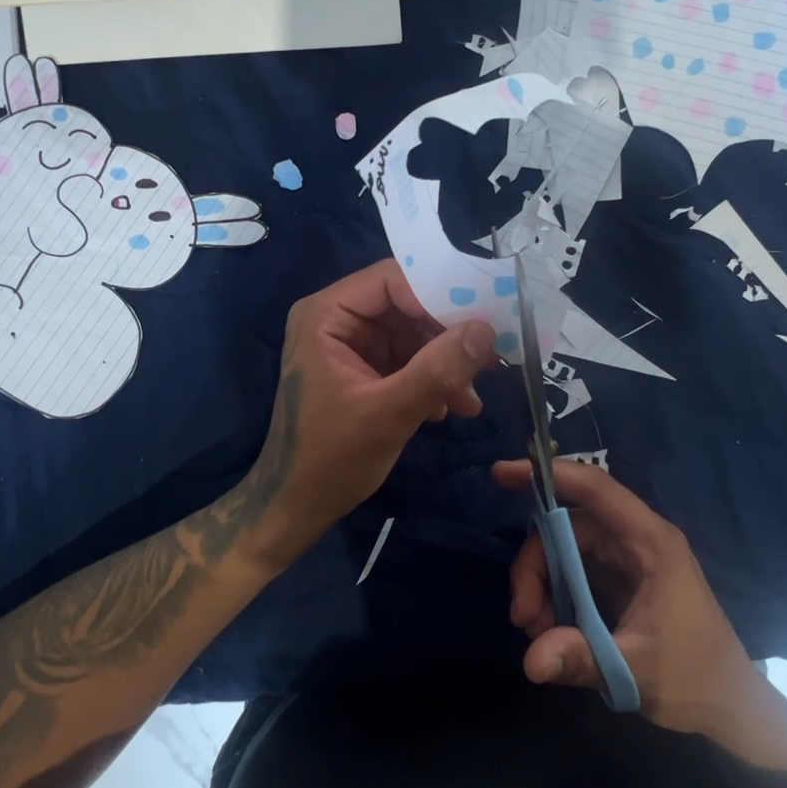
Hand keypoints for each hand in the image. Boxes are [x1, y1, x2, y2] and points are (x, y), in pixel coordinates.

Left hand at [241, 259, 496, 571]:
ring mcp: (349, 345)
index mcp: (326, 315)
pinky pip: (406, 359)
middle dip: (447, 334)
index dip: (440, 293)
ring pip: (412, 333)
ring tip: (471, 400)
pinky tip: (450, 408)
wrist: (296, 507)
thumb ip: (437, 370)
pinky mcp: (361, 370)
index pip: (392, 280)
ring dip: (445, 363)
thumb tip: (486, 330)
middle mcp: (335, 320)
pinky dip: (431, 378)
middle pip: (406, 305)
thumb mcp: (389, 413)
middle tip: (490, 359)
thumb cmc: (330, 459)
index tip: (484, 317)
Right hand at [492, 459, 786, 765]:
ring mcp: (626, 561)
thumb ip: (581, 658)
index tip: (501, 473)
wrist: (730, 709)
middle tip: (522, 616)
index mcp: (650, 542)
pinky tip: (549, 633)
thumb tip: (530, 661)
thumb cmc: (694, 678)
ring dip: (541, 586)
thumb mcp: (634, 670)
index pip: (595, 490)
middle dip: (535, 566)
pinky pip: (573, 574)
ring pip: (565, 551)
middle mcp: (636, 541)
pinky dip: (553, 597)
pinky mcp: (619, 582)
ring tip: (536, 633)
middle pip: (567, 528)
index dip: (548, 474)